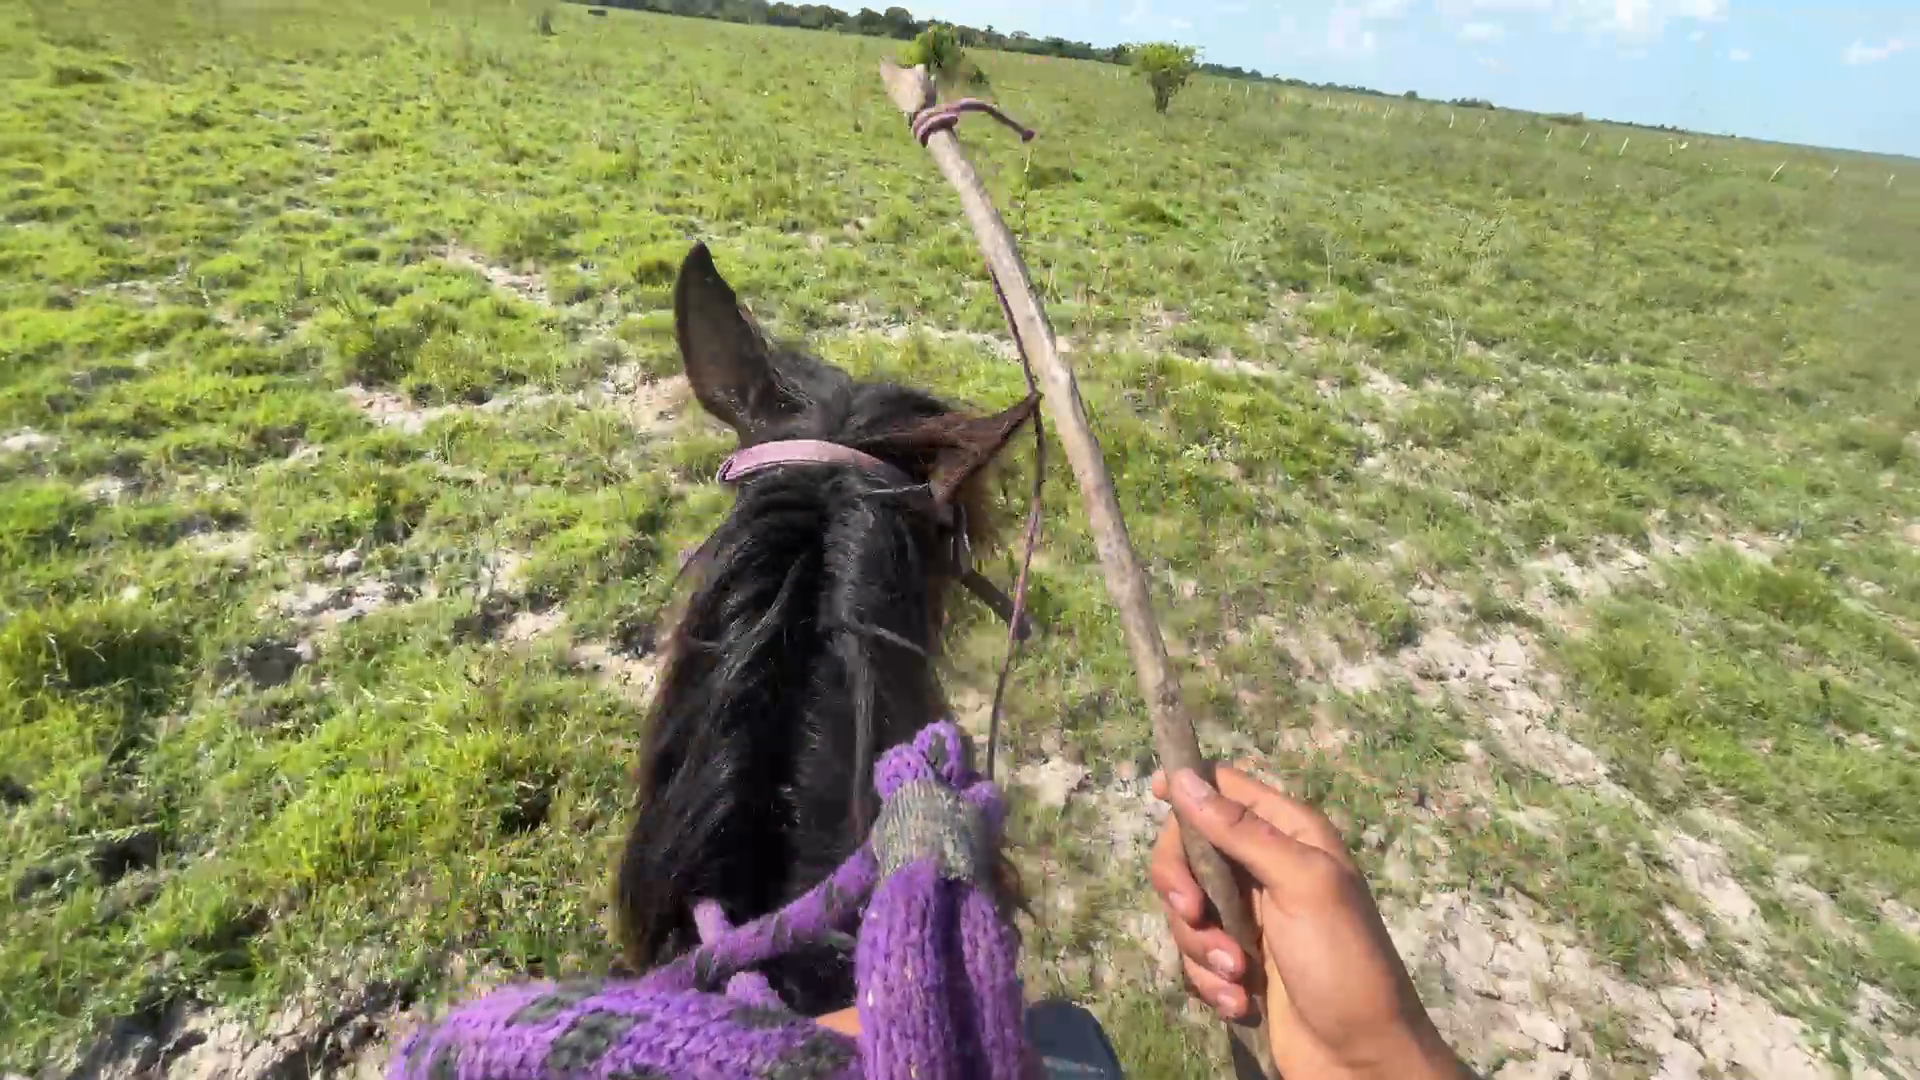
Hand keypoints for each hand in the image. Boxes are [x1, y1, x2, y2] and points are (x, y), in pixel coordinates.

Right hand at [1151, 766, 1470, 1079]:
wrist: (1362, 1066)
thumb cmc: (1344, 963)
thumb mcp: (1301, 885)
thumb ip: (1241, 831)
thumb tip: (1182, 778)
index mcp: (1286, 833)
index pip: (1224, 786)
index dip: (1188, 784)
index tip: (1155, 793)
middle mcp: (1261, 864)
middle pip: (1188, 845)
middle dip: (1181, 882)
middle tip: (1192, 912)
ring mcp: (1244, 911)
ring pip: (1184, 902)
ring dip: (1201, 942)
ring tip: (1237, 974)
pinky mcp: (1231, 954)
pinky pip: (1192, 948)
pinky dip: (1208, 975)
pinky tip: (1238, 998)